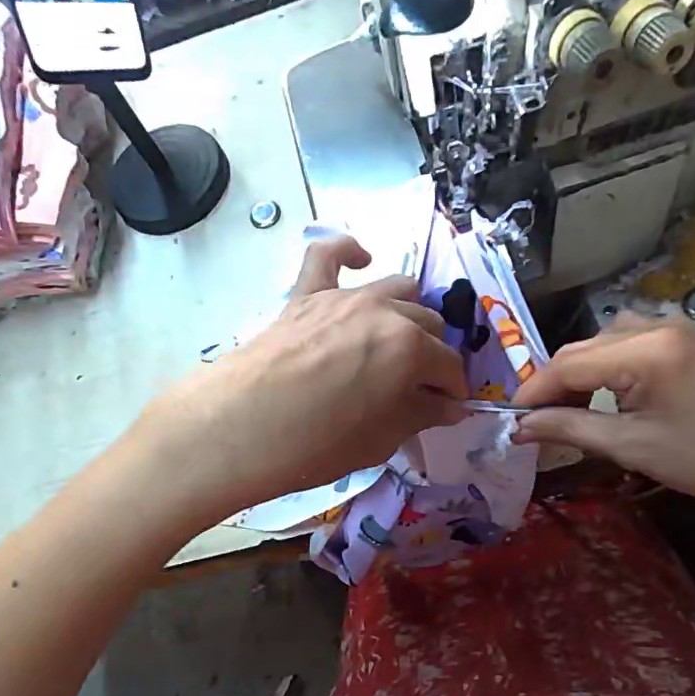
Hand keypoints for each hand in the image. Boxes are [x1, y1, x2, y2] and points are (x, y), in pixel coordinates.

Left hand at [131, 237, 467, 520]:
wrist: (242, 428)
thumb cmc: (318, 444)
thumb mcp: (381, 440)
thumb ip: (421, 415)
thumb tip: (450, 406)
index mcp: (412, 349)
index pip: (448, 365)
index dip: (452, 390)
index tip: (446, 407)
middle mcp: (385, 311)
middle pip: (427, 325)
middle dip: (431, 356)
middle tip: (417, 386)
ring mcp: (343, 296)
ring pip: (396, 288)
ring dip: (407, 314)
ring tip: (396, 340)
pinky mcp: (306, 294)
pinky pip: (329, 254)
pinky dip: (348, 252)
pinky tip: (361, 259)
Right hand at [512, 313, 694, 548]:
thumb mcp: (633, 447)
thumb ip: (570, 428)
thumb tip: (522, 426)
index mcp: (645, 349)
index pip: (567, 362)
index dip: (533, 390)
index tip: (511, 419)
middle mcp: (658, 325)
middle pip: (583, 347)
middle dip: (554, 382)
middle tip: (537, 421)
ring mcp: (677, 327)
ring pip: (604, 342)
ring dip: (580, 372)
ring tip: (569, 409)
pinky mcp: (689, 338)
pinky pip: (631, 341)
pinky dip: (607, 365)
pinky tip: (607, 393)